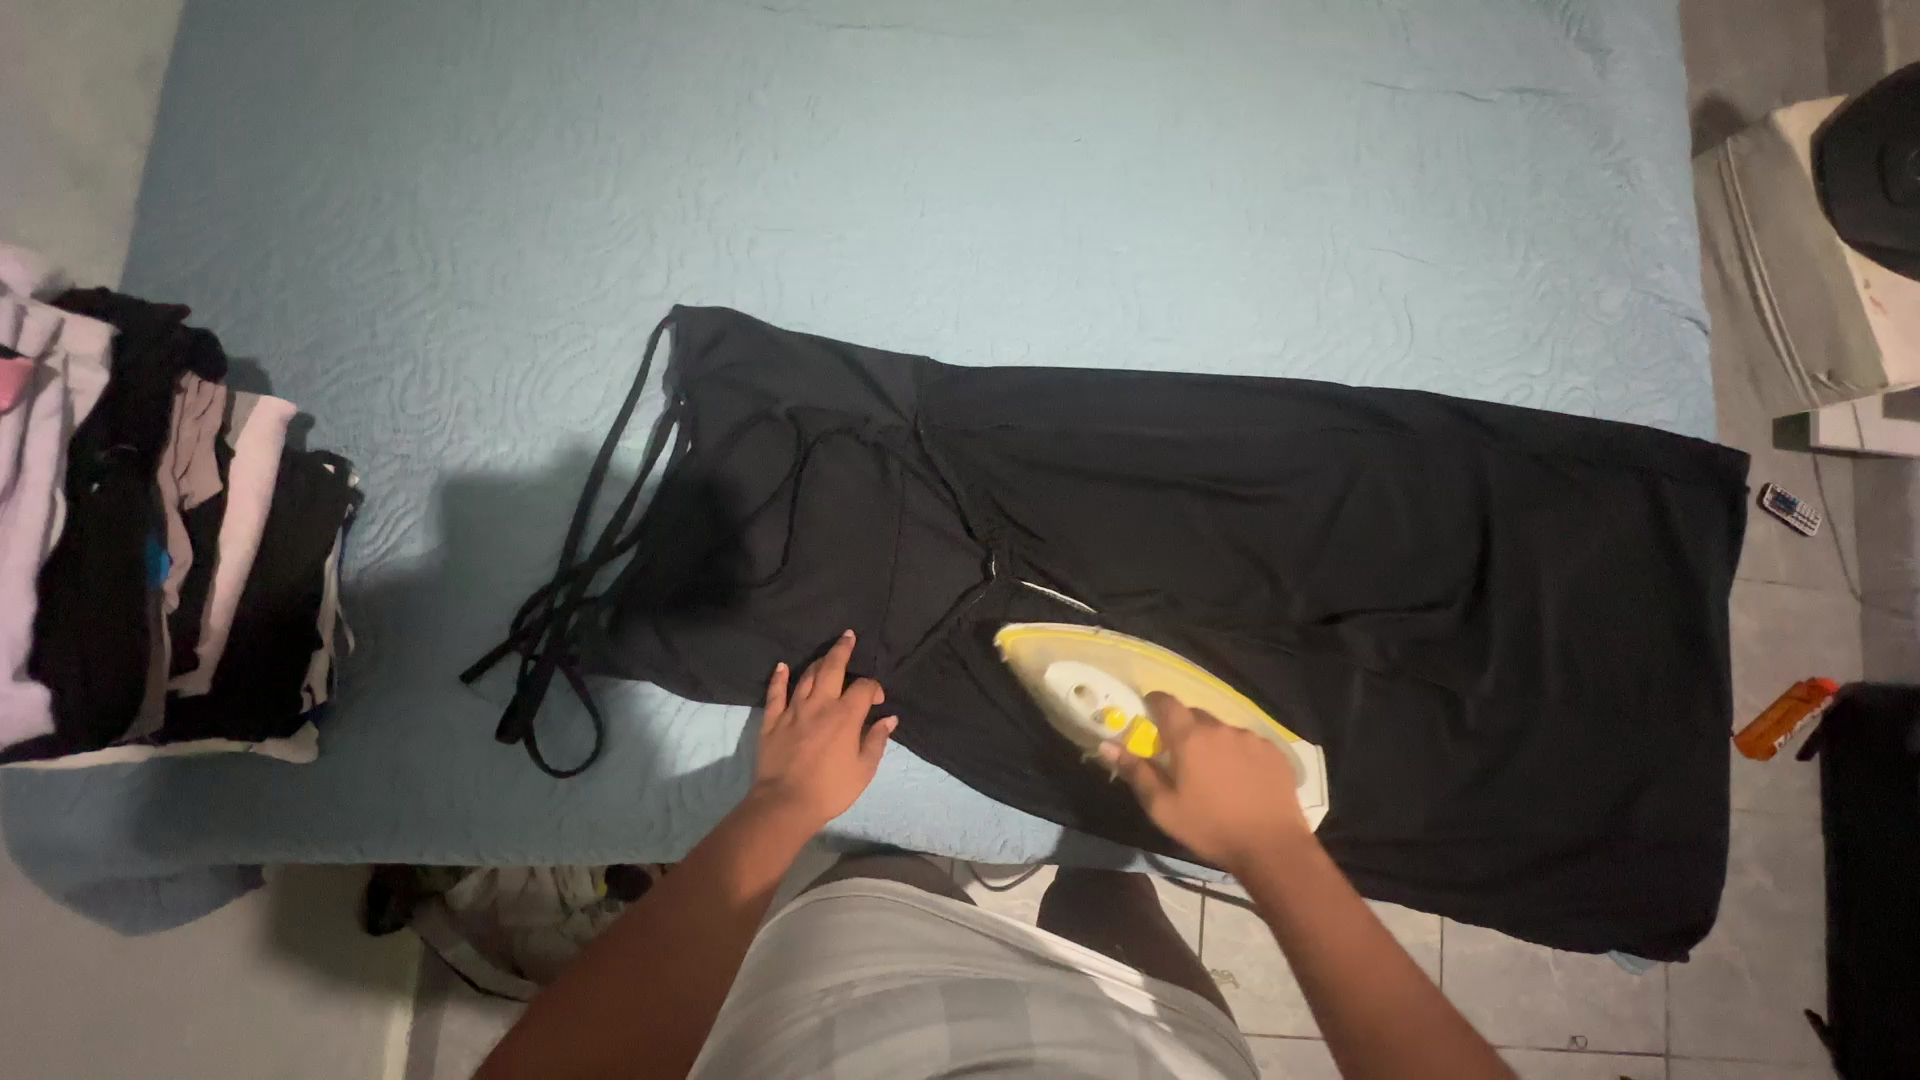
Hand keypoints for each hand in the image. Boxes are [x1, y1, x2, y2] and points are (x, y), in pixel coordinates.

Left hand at [749, 630, 896, 830]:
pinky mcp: (772, 721)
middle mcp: (820, 704)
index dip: (875, 688)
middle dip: (842, 650)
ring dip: (817, 662)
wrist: (785, 803)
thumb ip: (877, 740)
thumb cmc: (830, 789)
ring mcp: (793, 710)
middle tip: (848, 636)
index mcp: (846, 715)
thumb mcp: (864, 769)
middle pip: (832, 667)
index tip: (878, 700)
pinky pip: (775, 693)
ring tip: (825, 655)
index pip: (864, 688)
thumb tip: (889, 719)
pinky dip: (778, 678)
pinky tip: (781, 667)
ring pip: (806, 676)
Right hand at [1100, 691, 1311, 872]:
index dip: (1154, 703)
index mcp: (1189, 737)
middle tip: (1180, 755)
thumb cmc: (1210, 828)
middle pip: (1194, 716)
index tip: (1149, 716)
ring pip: (1222, 730)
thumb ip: (1135, 771)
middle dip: (1183, 728)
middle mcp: (1220, 728)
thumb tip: (1106, 745)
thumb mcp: (1163, 807)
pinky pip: (1247, 742)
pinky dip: (1239, 753)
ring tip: (1215, 772)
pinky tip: (1242, 779)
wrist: (1273, 848)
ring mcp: (1250, 738)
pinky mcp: (1274, 751)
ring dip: (1212, 742)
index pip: (1166, 701)